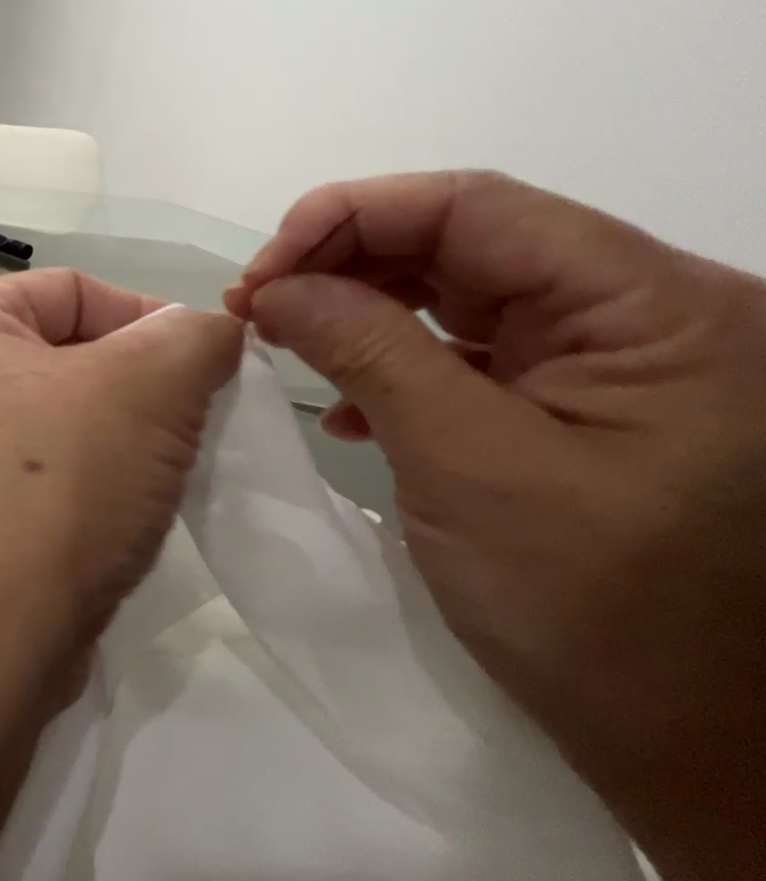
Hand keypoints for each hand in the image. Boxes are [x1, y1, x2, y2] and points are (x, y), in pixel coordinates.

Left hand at [0, 268, 242, 687]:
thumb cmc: (54, 483)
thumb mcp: (147, 383)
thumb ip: (193, 336)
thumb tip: (207, 333)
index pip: (72, 292)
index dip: (151, 321)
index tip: (208, 373)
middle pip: (65, 356)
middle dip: (140, 388)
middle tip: (192, 429)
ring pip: (58, 420)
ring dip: (121, 440)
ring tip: (162, 474)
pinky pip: (40, 475)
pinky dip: (89, 484)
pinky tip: (126, 513)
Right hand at [225, 171, 765, 879]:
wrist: (694, 740)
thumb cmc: (595, 607)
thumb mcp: (466, 464)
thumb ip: (368, 352)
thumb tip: (272, 287)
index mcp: (653, 306)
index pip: (474, 207)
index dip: (349, 217)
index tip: (259, 276)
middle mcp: (641, 312)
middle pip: (463, 240)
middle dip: (343, 262)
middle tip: (253, 308)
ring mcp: (610, 360)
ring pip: (457, 291)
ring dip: (357, 310)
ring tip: (280, 343)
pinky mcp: (574, 404)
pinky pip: (468, 350)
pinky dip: (390, 362)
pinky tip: (345, 408)